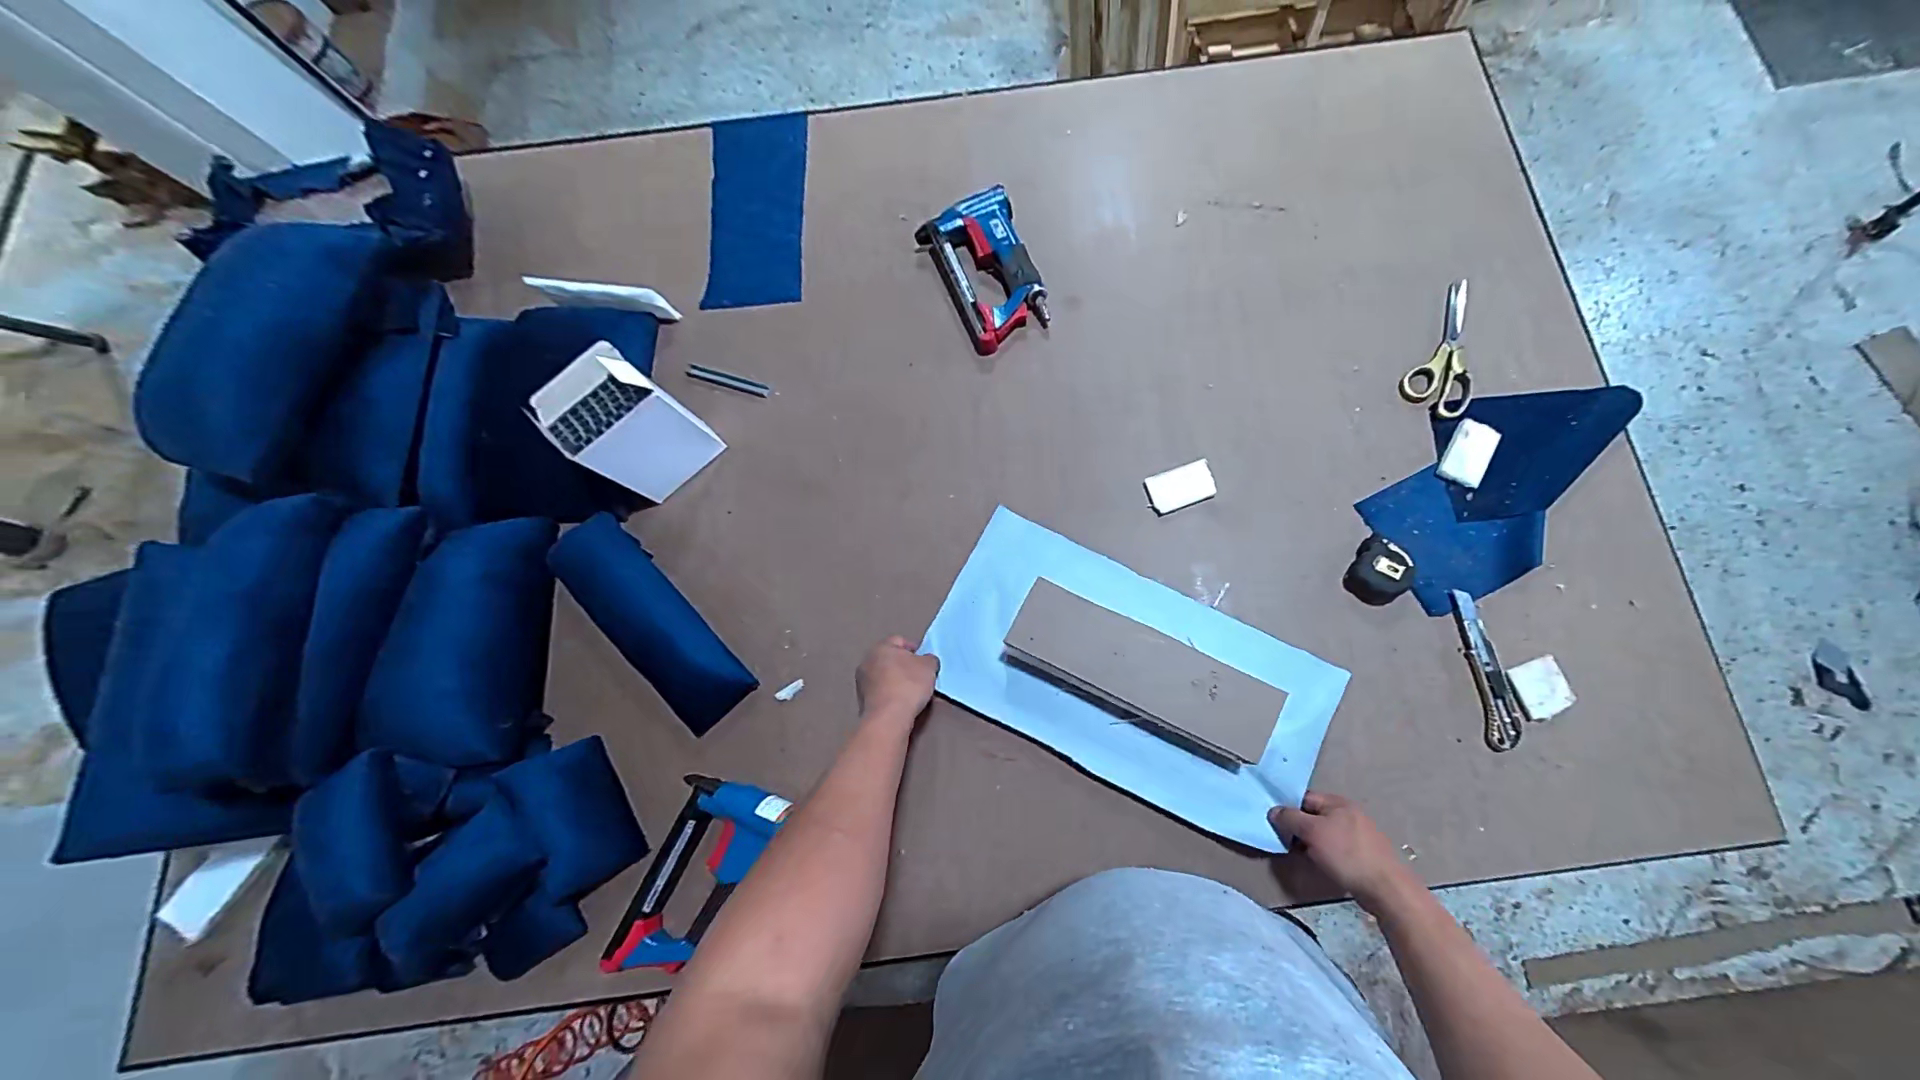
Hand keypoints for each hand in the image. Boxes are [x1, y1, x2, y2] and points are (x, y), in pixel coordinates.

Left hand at [856, 636, 939, 720]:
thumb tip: (926, 660)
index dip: (915, 649)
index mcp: (881, 647)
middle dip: (903, 665)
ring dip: (894, 680)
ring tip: (910, 691)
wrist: (888, 717)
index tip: (925, 662)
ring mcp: (861, 681)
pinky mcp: (861, 700)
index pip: (900, 641)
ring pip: (883, 675)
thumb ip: (929, 659)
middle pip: (889, 658)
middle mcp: (867, 660)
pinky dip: (889, 694)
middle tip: (919, 675)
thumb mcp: (929, 667)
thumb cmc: (908, 685)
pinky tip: (899, 702)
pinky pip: (880, 691)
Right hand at [1269, 792, 1414, 912]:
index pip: (1304, 798)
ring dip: (1311, 842)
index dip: (1288, 808)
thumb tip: (1274, 811)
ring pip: (1324, 833)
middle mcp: (1349, 814)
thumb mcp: (1312, 832)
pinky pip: (1336, 847)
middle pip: (1314, 815)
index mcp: (1338, 802)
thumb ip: (1289, 818)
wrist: (1386, 889)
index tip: (1275, 823)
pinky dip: (1325, 853)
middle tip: (1286, 841)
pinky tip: (1321, 864)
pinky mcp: (1364, 853)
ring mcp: (1359, 834)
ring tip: (1301, 855)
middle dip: (1299, 828)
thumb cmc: (1346, 855)